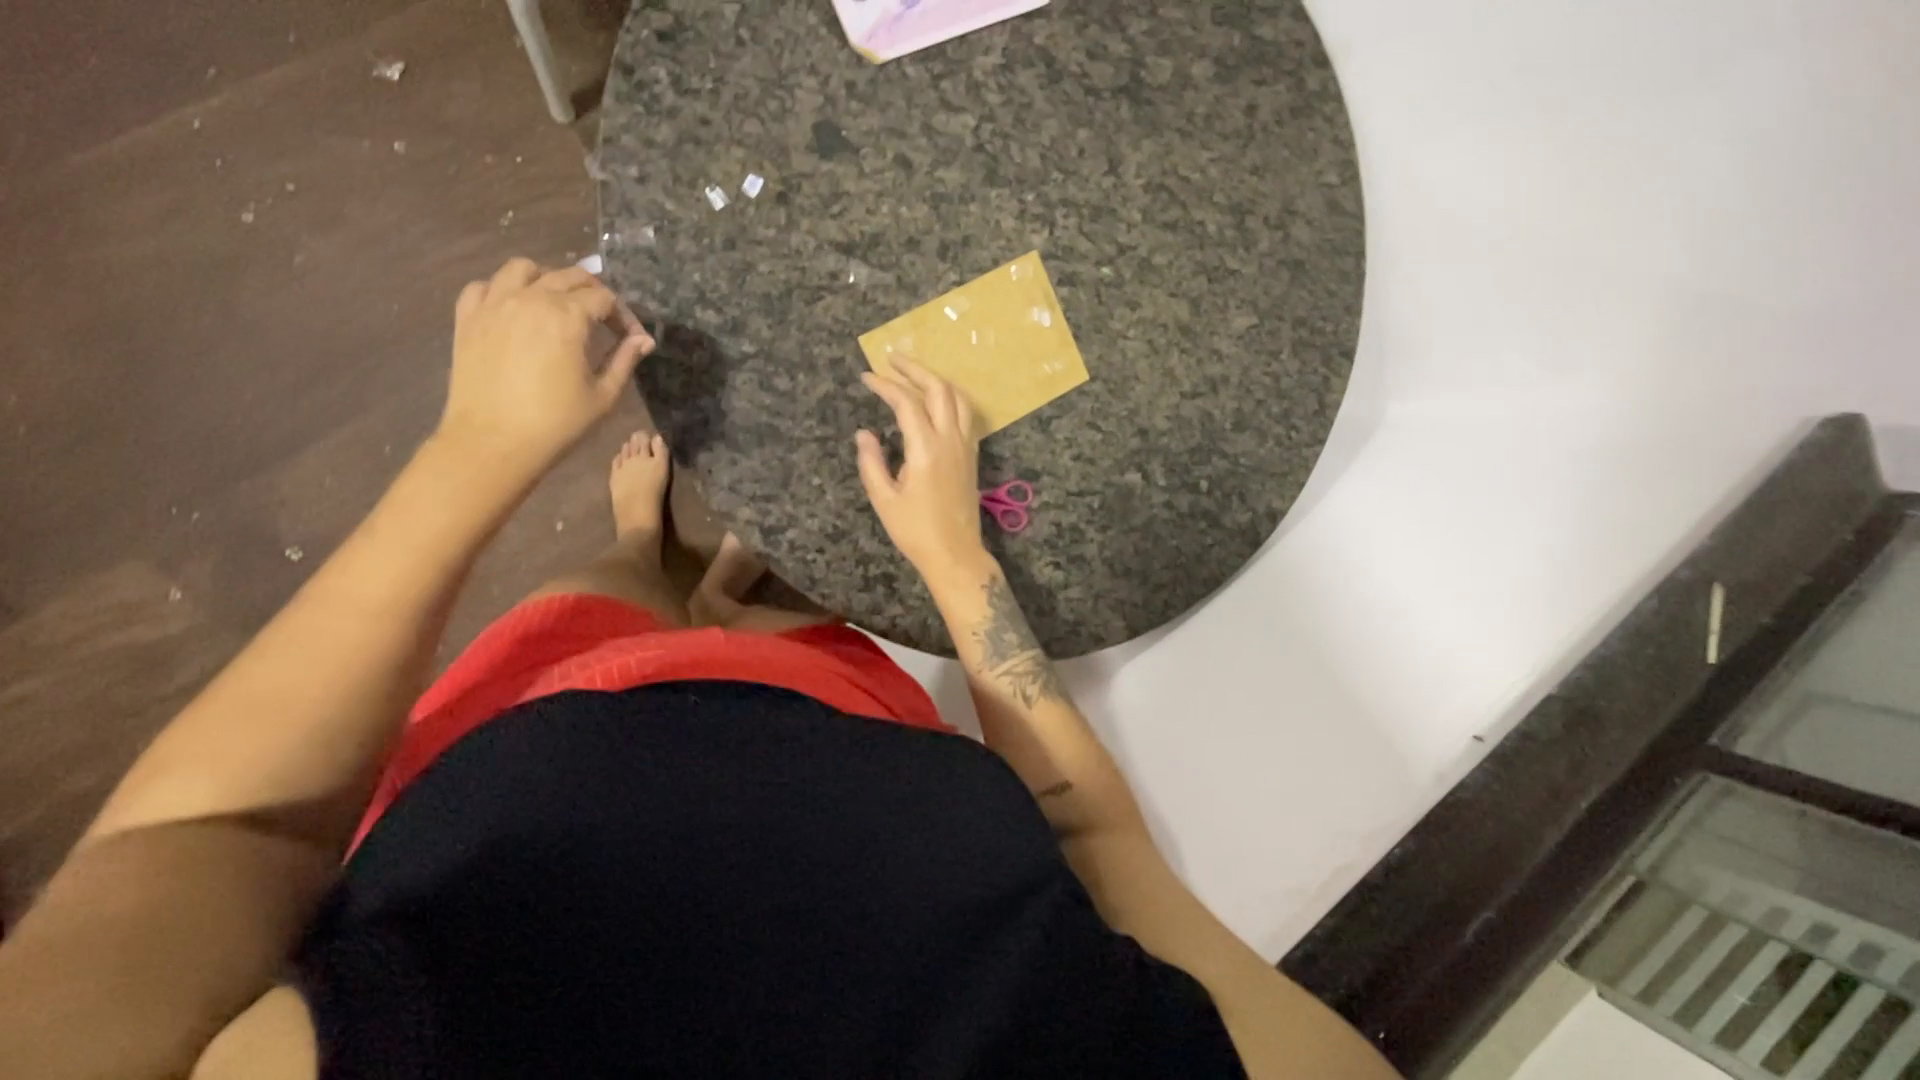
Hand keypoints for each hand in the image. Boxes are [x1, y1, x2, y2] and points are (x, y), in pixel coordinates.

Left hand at [437, 258, 653, 475]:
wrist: (493, 443)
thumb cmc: (555, 423)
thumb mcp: (602, 396)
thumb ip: (624, 361)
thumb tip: (642, 340)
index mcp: (568, 316)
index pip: (605, 298)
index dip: (624, 316)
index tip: (631, 340)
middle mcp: (530, 298)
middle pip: (568, 275)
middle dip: (593, 292)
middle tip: (603, 319)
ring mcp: (494, 304)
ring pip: (522, 268)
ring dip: (546, 279)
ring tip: (555, 302)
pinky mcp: (467, 318)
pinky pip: (483, 286)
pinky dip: (502, 290)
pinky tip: (513, 310)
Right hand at [857, 357, 990, 575]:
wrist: (955, 553)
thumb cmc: (915, 530)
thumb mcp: (884, 499)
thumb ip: (871, 462)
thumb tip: (864, 433)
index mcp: (925, 448)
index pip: (906, 402)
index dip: (885, 385)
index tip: (866, 377)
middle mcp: (950, 440)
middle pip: (938, 389)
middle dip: (915, 369)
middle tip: (892, 358)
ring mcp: (965, 446)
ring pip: (958, 398)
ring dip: (936, 380)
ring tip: (915, 373)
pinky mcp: (972, 455)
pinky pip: (966, 415)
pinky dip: (951, 398)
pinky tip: (938, 400)